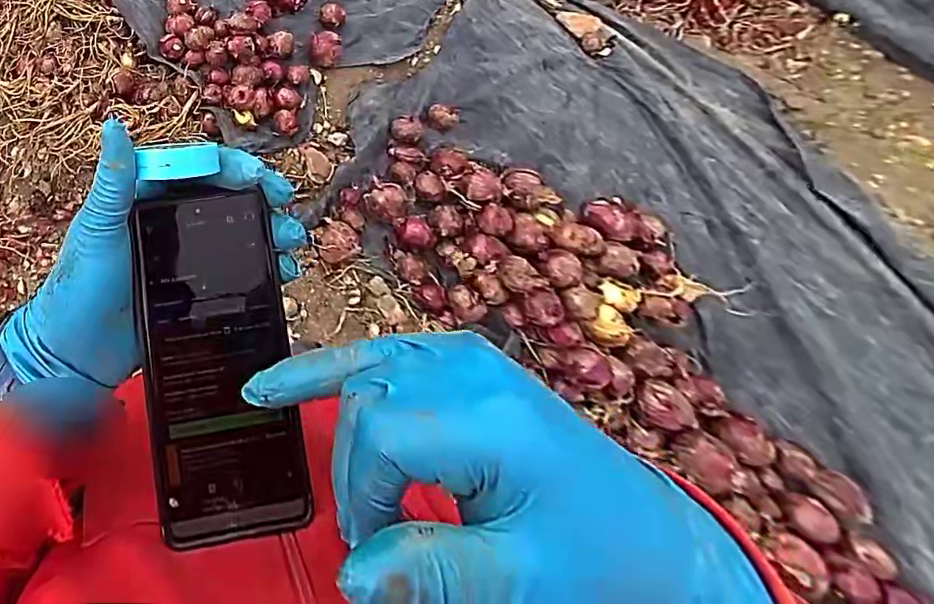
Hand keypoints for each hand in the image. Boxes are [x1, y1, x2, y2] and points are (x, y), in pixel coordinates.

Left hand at [0, 118, 305, 418]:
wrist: (76, 353)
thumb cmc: (78, 283)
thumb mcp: (98, 226)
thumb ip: (114, 178)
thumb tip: (113, 124)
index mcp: (152, 193)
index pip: (200, 166)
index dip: (234, 166)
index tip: (259, 177)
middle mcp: (174, 216)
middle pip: (228, 194)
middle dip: (262, 195)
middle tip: (286, 203)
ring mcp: (189, 251)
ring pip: (239, 228)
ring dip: (269, 228)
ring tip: (291, 240)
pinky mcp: (199, 285)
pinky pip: (238, 265)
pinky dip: (263, 263)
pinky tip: (282, 269)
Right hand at [242, 333, 770, 603]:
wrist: (654, 532)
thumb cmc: (600, 560)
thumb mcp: (522, 581)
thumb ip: (431, 571)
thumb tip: (350, 575)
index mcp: (489, 414)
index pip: (383, 436)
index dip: (362, 497)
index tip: (374, 552)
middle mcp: (470, 366)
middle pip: (369, 396)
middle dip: (351, 465)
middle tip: (368, 531)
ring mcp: (464, 353)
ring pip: (367, 364)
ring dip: (328, 402)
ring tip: (279, 413)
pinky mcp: (459, 357)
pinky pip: (384, 352)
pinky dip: (338, 367)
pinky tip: (297, 377)